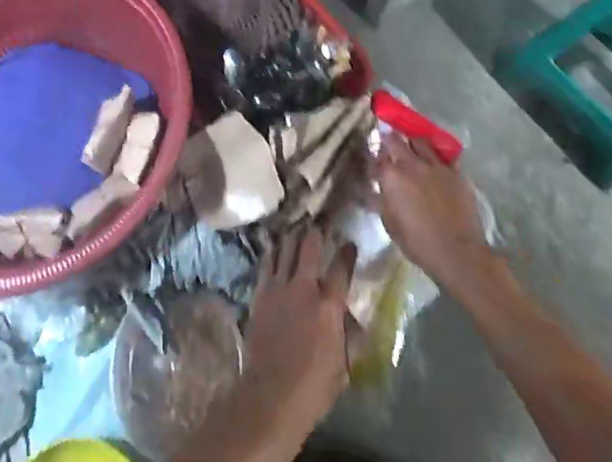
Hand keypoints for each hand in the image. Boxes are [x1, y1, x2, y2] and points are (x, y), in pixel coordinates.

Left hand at [173, 227, 356, 461]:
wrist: (271, 392)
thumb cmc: (314, 386)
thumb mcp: (344, 365)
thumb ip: (348, 336)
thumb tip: (351, 319)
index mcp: (329, 306)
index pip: (341, 270)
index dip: (347, 253)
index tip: (350, 242)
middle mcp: (303, 288)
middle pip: (309, 249)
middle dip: (315, 232)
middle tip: (318, 219)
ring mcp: (278, 288)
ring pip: (284, 250)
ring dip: (291, 235)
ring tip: (296, 223)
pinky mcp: (259, 293)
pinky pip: (266, 264)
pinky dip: (271, 251)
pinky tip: (272, 243)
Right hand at [373, 132, 500, 292]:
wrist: (458, 252)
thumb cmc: (417, 242)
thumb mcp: (389, 222)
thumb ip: (382, 198)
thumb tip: (379, 186)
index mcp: (390, 176)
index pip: (376, 156)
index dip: (374, 156)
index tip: (374, 159)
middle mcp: (411, 164)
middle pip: (395, 140)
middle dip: (389, 139)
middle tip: (388, 143)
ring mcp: (436, 166)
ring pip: (420, 142)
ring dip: (413, 144)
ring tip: (413, 151)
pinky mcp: (456, 173)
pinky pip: (442, 157)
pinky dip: (435, 158)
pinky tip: (435, 167)